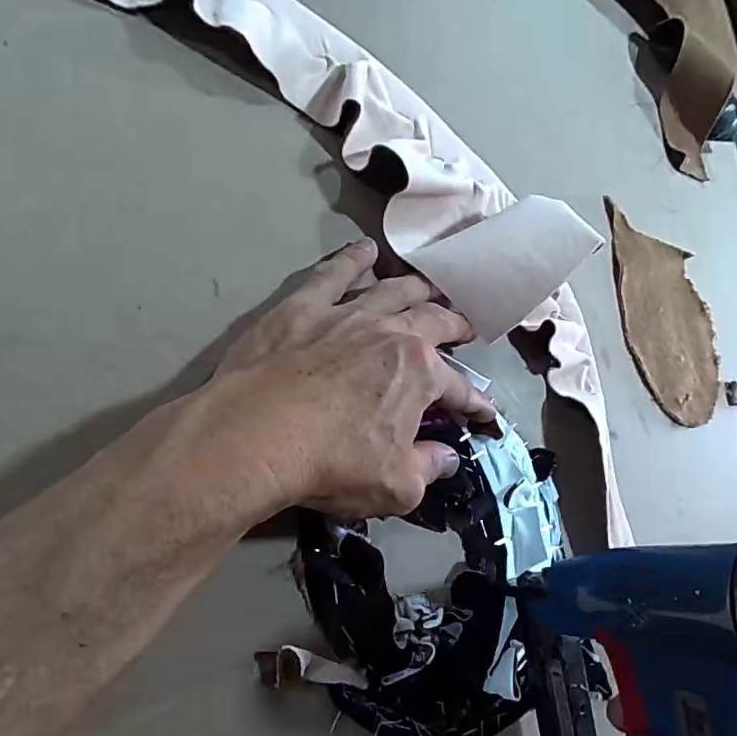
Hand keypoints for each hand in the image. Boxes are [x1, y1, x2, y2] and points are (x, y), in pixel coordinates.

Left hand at [189, 239, 494, 518]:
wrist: (252, 438)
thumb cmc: (333, 464)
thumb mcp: (398, 485)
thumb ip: (428, 468)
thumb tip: (445, 457)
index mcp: (419, 372)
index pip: (459, 388)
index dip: (475, 403)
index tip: (484, 414)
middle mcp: (390, 333)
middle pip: (432, 321)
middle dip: (454, 325)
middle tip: (465, 327)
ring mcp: (345, 315)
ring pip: (389, 290)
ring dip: (414, 287)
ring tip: (427, 285)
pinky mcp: (300, 309)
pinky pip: (332, 275)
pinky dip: (351, 260)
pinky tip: (364, 250)